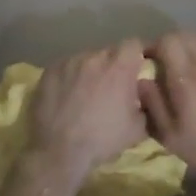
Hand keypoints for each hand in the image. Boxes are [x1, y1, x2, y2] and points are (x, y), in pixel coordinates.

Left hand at [23, 38, 149, 179]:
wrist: (59, 151)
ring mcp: (69, 62)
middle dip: (114, 66)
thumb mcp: (138, 128)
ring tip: (87, 93)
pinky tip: (68, 95)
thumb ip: (145, 103)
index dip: (138, 53)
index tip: (138, 67)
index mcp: (119, 67)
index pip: (134, 44)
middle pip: (109, 52)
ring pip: (87, 59)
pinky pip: (67, 67)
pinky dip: (71, 77)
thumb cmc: (103, 140)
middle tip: (113, 86)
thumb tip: (143, 92)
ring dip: (92, 71)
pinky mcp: (49, 70)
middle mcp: (94, 57)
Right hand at [140, 31, 195, 185]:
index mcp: (187, 77)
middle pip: (184, 34)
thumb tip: (140, 80)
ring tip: (172, 69)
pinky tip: (192, 80)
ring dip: (182, 46)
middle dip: (165, 44)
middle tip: (155, 64)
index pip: (168, 40)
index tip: (141, 63)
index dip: (151, 46)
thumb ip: (153, 105)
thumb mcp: (172, 136)